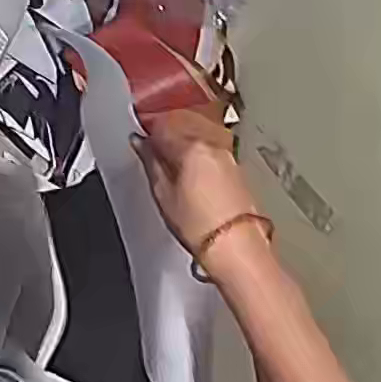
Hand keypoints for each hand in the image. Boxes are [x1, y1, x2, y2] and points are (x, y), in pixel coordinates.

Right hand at [131, 109, 263, 268]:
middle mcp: (212, 147)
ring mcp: (228, 160)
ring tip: (174, 177)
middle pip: (182, 132)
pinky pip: (211, 159)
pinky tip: (193, 185)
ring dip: (183, 154)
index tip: (141, 144)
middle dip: (166, 142)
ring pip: (197, 145)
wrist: (240, 254)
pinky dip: (199, 165)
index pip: (162, 127)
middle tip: (154, 159)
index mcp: (191, 146)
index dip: (147, 135)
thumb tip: (140, 144)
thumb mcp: (162, 193)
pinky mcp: (239, 175)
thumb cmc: (202, 227)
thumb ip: (150, 161)